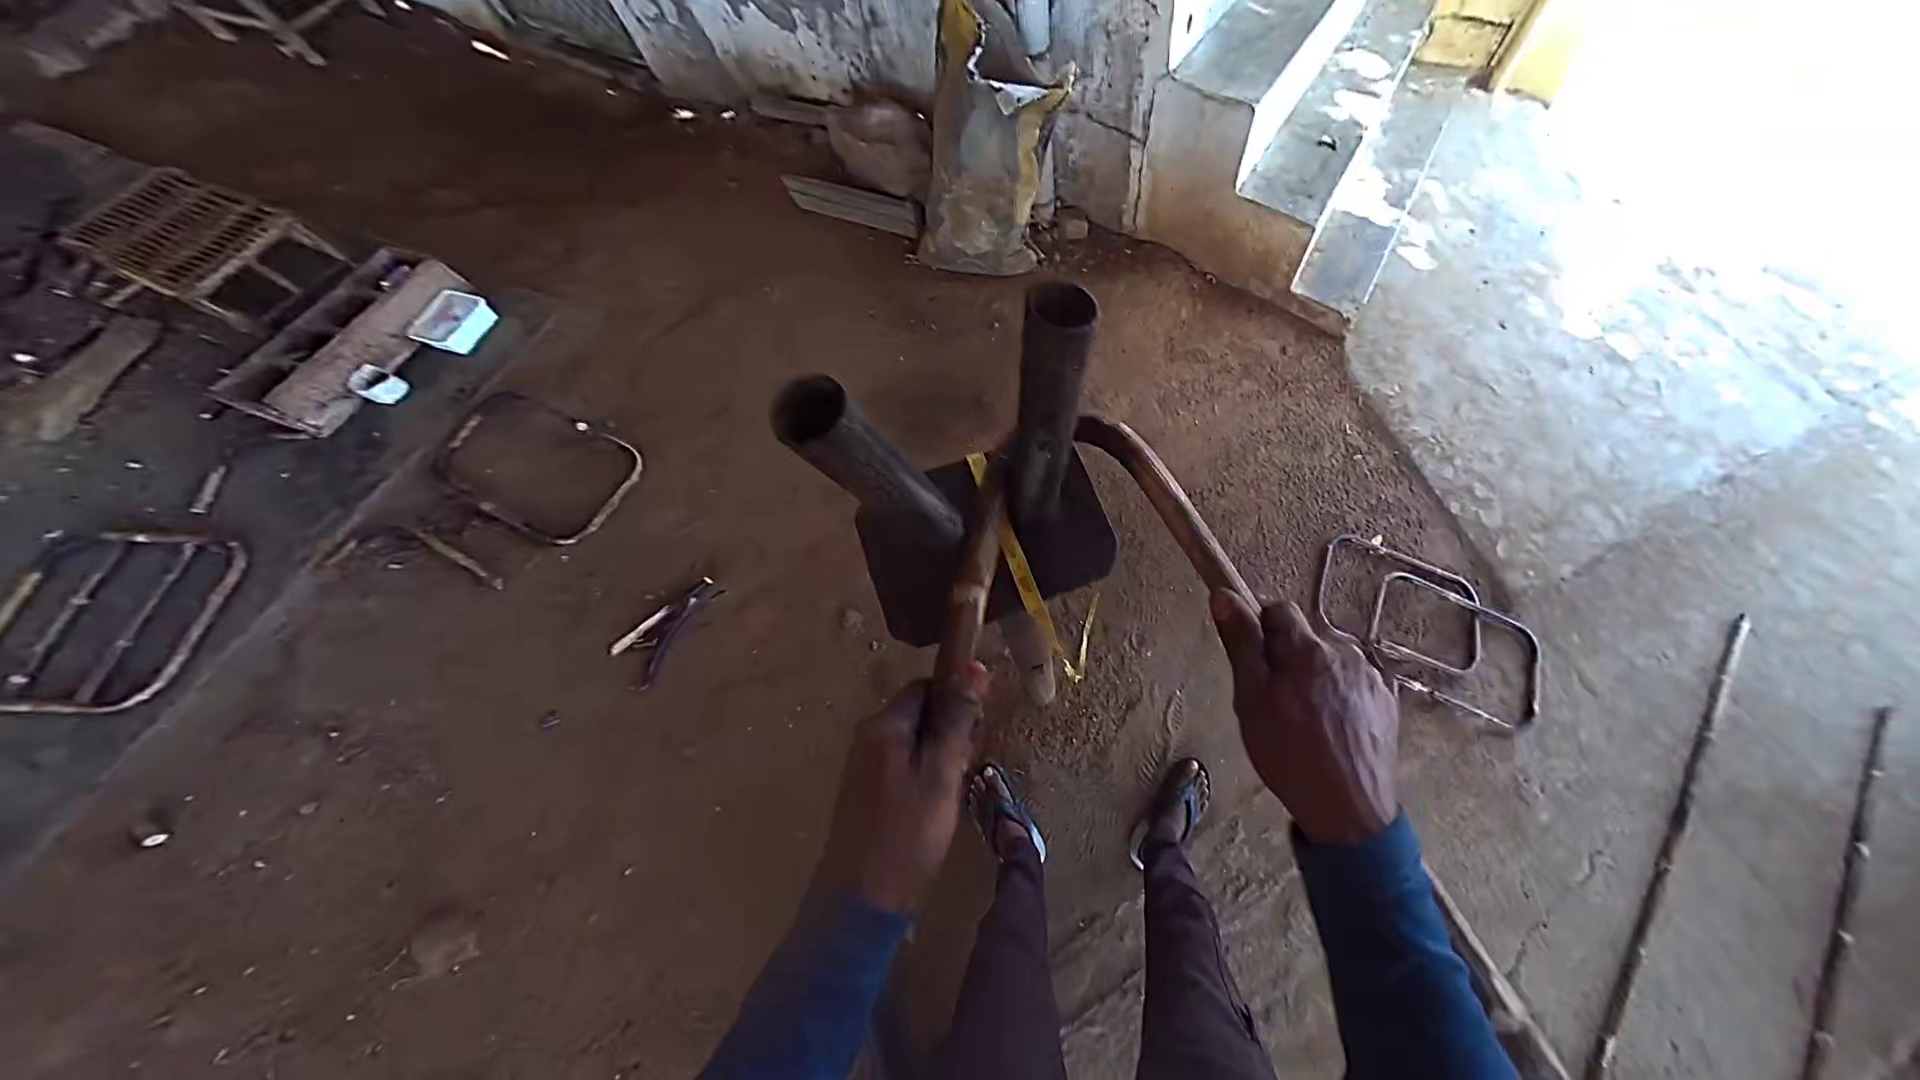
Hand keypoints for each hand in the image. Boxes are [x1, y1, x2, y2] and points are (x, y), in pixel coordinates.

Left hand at [816, 663, 988, 912]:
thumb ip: (956, 720)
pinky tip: (937, 804)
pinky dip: (925, 775)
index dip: (955, 700)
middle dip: (949, 732)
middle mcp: (868, 736)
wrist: (860, 902)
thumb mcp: (941, 773)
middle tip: (966, 767)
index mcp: (883, 725)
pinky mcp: (866, 790)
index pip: (925, 686)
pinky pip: (903, 765)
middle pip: (919, 713)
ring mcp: (864, 764)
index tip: (976, 730)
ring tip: (954, 790)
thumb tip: (974, 667)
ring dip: (940, 757)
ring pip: (914, 741)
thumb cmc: (907, 834)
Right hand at [1210, 589, 1398, 844]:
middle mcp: (1345, 652)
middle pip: (1304, 635)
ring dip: (1312, 673)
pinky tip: (1329, 724)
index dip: (1259, 630)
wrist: (1349, 809)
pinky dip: (1336, 692)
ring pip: (1328, 658)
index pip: (1277, 609)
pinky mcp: (1387, 701)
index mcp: (1307, 648)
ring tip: (1302, 716)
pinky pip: (1351, 680)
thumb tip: (1224, 596)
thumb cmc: (1287, 752)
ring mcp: (1371, 677)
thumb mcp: (1249, 698)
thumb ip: (1241, 643)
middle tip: (1270, 697)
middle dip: (1285, 655)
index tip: (1252, 662)